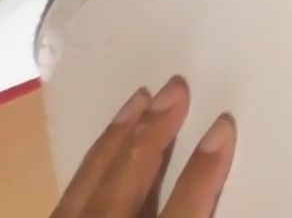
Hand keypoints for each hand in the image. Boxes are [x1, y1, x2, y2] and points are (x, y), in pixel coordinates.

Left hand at [51, 77, 235, 217]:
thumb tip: (221, 146)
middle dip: (152, 133)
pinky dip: (89, 165)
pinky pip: (66, 197)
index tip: (224, 123)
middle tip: (175, 86)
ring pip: (86, 185)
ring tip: (138, 99)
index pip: (184, 208)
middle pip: (127, 182)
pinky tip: (103, 148)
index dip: (204, 169)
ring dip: (115, 139)